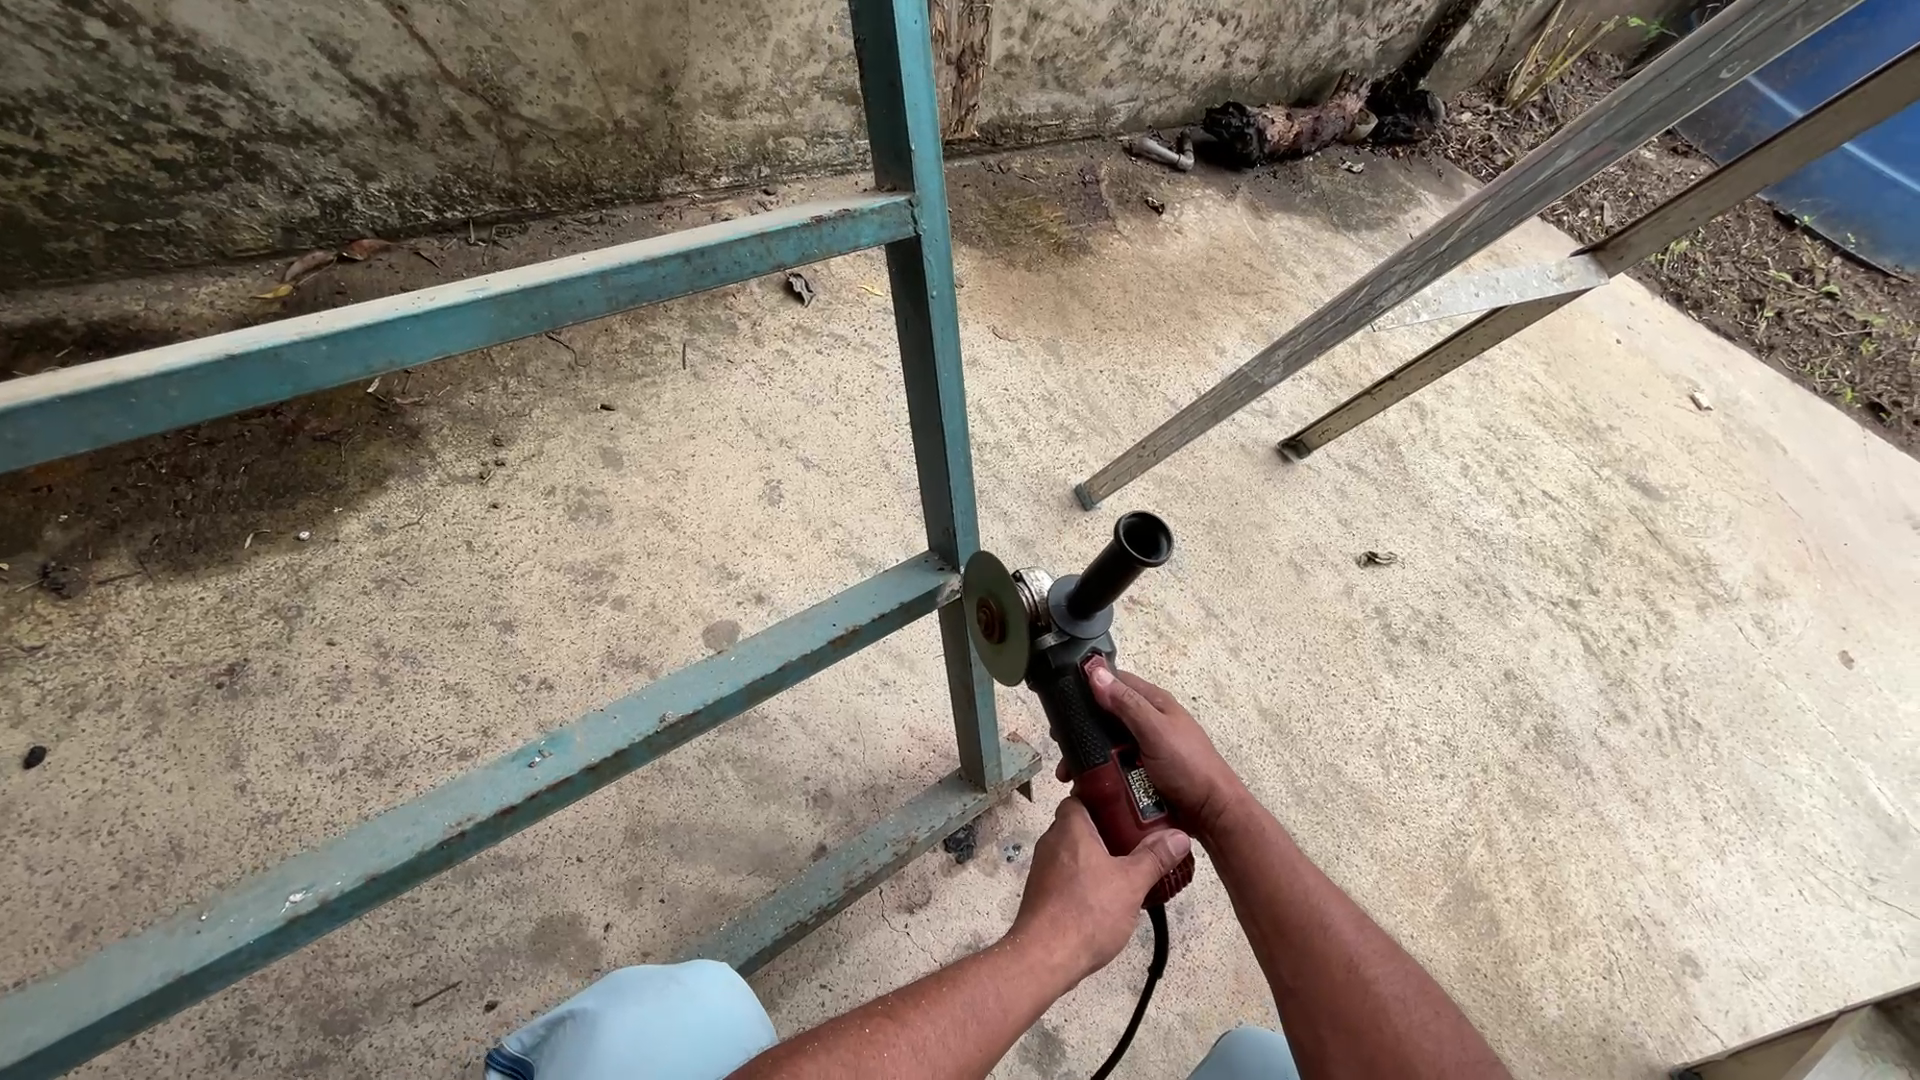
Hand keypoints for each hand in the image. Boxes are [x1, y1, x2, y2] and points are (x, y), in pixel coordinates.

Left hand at [1006, 797, 1190, 984]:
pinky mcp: (1042, 893)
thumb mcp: (1130, 884)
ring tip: (1127, 866)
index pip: (1080, 796)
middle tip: (1136, 837)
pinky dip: (1086, 876)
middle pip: (1079, 823)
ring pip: (1074, 850)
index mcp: (1069, 828)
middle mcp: (1052, 841)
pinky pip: (1067, 873)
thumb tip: (1179, 836)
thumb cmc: (1087, 911)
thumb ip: (1154, 858)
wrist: (1045, 957)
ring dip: (1097, 855)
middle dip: (1106, 829)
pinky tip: (1107, 894)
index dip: (1102, 797)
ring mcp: (1044, 868)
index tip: (1127, 805)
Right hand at [1080, 657, 1248, 841]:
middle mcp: (1146, 722)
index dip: (1090, 684)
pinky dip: (1096, 774)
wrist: (1211, 814)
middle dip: (1081, 727)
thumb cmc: (1188, 767)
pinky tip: (1081, 785)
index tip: (1062, 697)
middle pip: (1105, 716)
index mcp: (1154, 703)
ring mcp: (1142, 749)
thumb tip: (1096, 673)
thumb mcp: (1156, 731)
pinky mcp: (1138, 773)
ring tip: (1067, 773)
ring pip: (1105, 745)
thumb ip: (1127, 703)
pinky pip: (1111, 768)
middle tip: (1059, 741)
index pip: (1116, 681)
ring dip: (1085, 755)